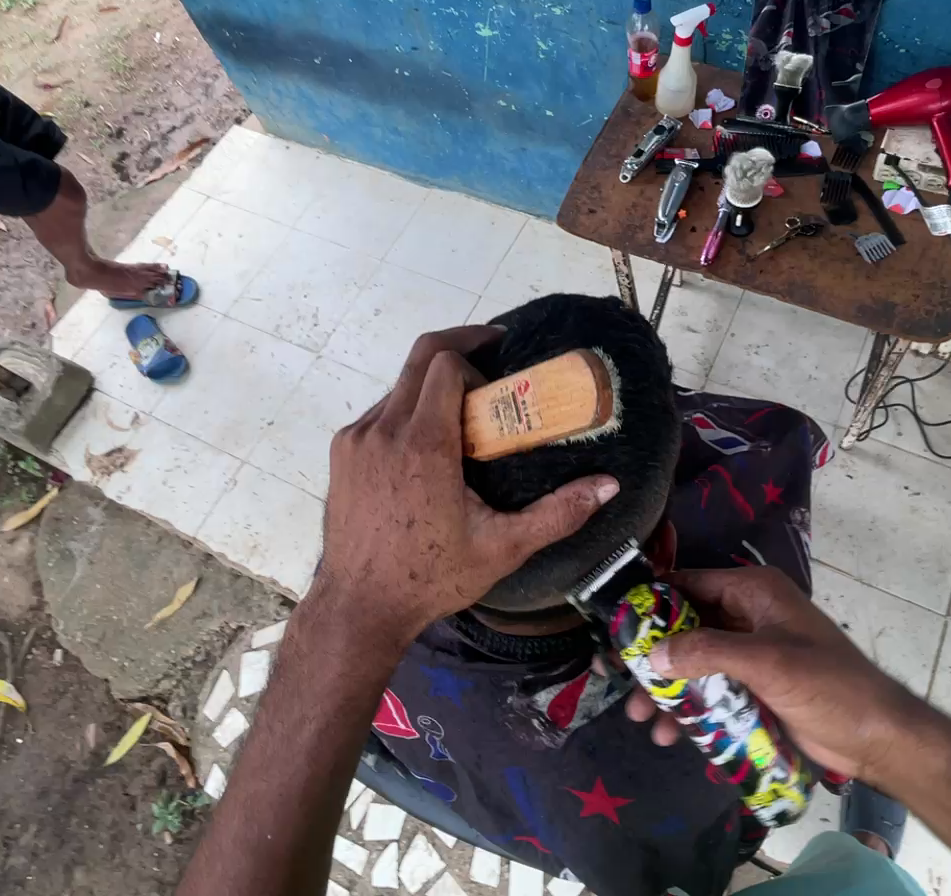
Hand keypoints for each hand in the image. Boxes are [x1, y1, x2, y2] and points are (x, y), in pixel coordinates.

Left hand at [317, 326, 619, 643]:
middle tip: (493, 350)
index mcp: (424, 444)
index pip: (445, 363)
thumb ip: (559, 513)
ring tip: (465, 413)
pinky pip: (380, 412)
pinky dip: (409, 411)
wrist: (359, 606)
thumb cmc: (432, 577)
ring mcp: (356, 439)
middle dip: (459, 344)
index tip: (501, 372)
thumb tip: (609, 485)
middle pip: (420, 356)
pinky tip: (430, 444)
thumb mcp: (504, 547)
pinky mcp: (341, 452)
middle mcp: (383, 430)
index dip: (476, 356)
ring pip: (400, 386)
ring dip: (434, 386)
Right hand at [624, 567, 921, 781]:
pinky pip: (712, 692)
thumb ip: (708, 652)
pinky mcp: (754, 688)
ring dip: (670, 691)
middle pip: (688, 628)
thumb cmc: (826, 684)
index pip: (692, 584)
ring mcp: (751, 654)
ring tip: (643, 721)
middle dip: (656, 658)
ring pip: (696, 664)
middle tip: (623, 684)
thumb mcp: (766, 662)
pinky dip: (692, 709)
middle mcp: (748, 616)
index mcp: (754, 592)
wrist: (877, 737)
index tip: (618, 626)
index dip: (654, 602)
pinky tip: (673, 736)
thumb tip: (653, 654)